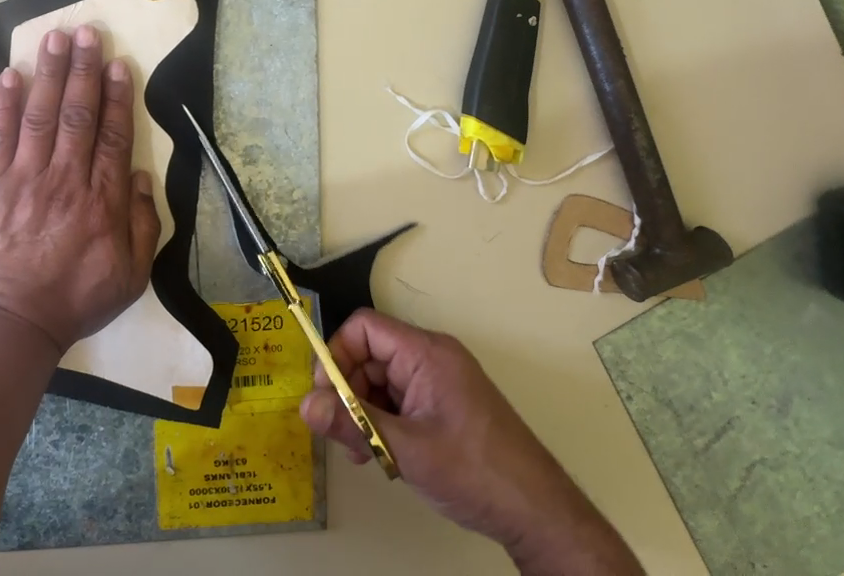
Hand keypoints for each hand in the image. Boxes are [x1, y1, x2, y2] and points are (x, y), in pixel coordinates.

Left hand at [0, 25, 159, 352]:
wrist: (14, 319)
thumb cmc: (75, 298)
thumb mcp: (132, 275)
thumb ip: (143, 224)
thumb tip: (140, 176)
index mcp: (102, 200)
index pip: (112, 136)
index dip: (116, 96)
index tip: (117, 64)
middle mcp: (66, 179)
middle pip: (78, 115)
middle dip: (84, 70)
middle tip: (88, 32)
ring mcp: (25, 178)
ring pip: (41, 116)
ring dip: (49, 74)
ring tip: (55, 38)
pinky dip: (4, 104)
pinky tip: (10, 75)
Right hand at [301, 310, 641, 574]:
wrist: (539, 514)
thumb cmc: (475, 472)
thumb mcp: (405, 450)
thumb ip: (352, 423)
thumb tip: (304, 406)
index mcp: (427, 354)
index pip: (364, 328)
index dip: (337, 354)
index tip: (327, 395)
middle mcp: (432, 358)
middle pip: (368, 354)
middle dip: (347, 390)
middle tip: (339, 431)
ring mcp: (440, 381)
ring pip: (380, 380)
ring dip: (362, 411)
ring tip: (361, 452)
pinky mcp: (443, 404)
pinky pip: (398, 398)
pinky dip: (382, 421)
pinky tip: (380, 455)